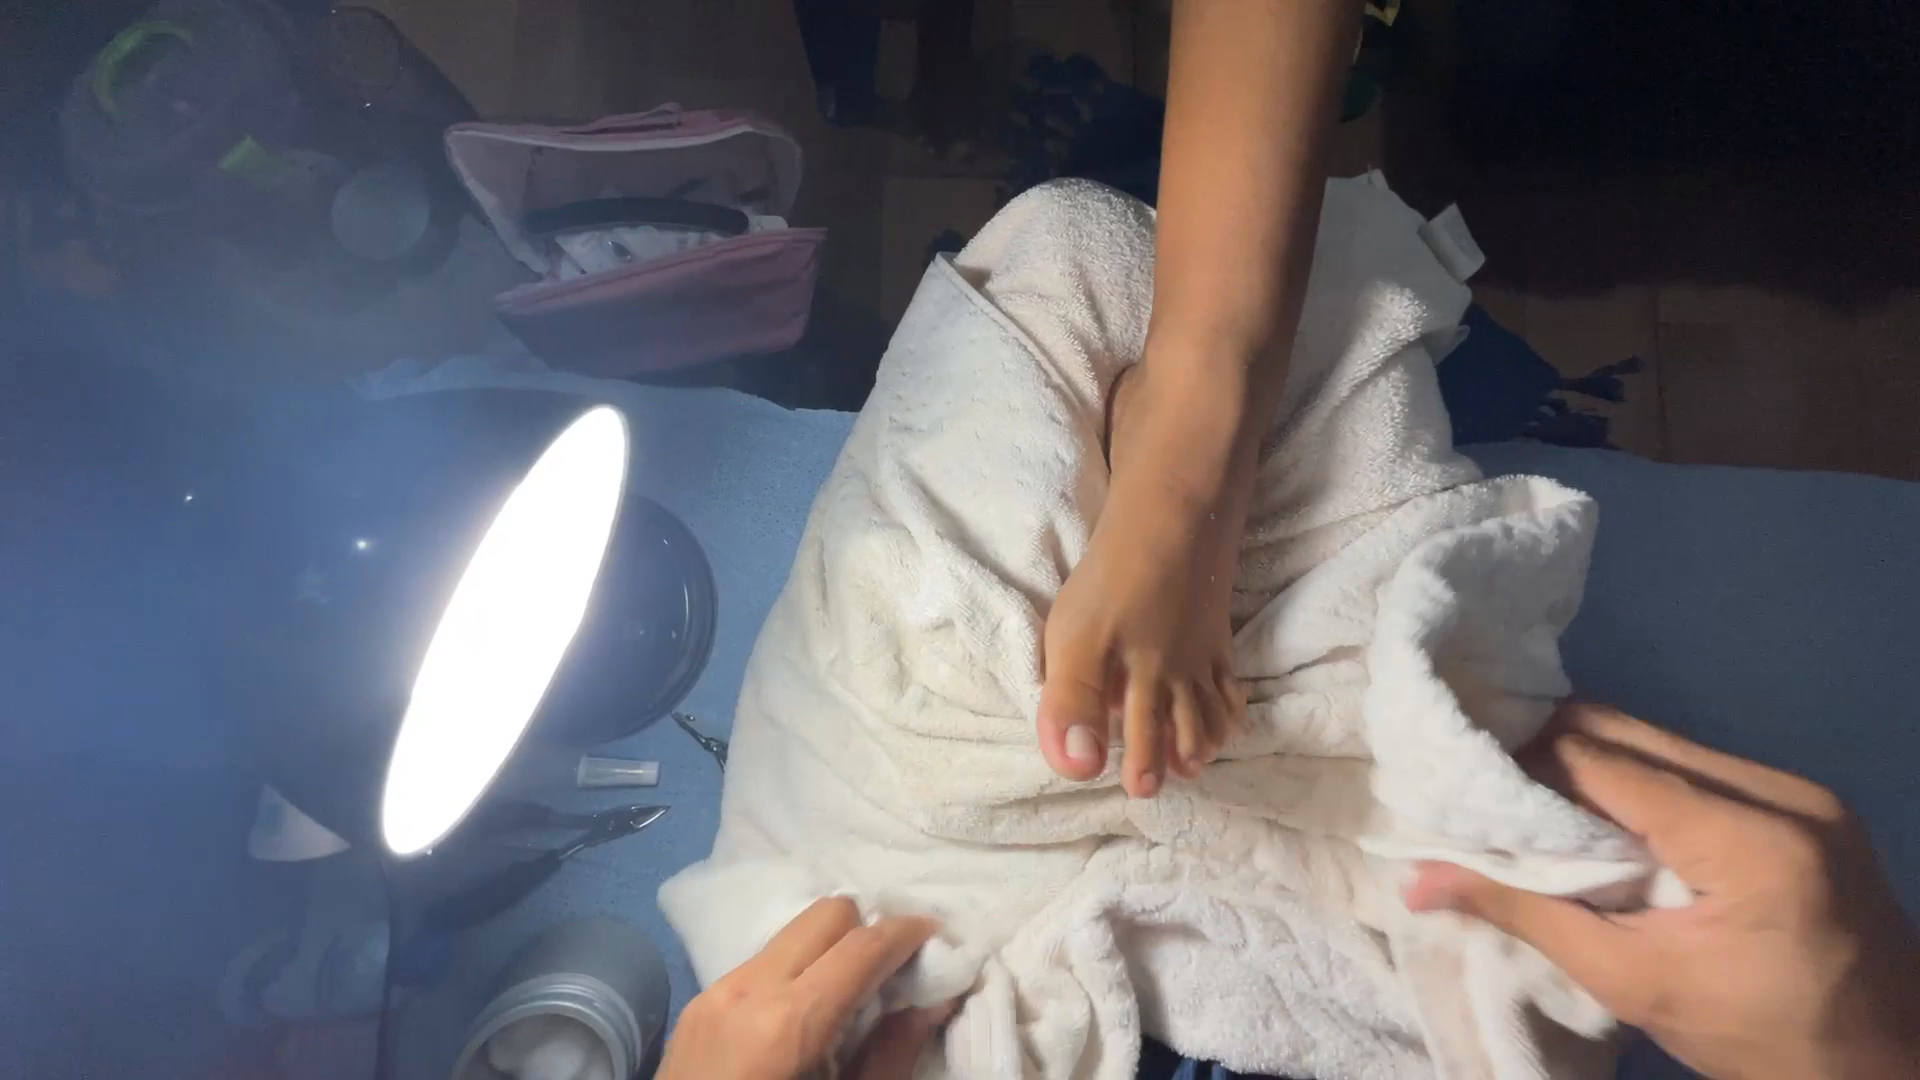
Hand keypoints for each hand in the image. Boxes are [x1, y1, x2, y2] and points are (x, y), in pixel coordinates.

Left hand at [658, 898, 952, 1079]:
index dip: (907, 932)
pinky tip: (806, 1008)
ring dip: (832, 944)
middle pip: (828, 912)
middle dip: (868, 927)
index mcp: (788, 1023)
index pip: (862, 944)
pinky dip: (798, 965)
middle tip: (893, 966)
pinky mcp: (698, 1001)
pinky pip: (764, 957)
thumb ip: (891, 1053)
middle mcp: (749, 987)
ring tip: (851, 987)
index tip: (935, 936)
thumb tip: (935, 999)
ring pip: (794, 930)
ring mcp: (717, 990)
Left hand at [1038, 365, 1246, 796]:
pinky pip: (1227, 654)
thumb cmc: (1119, 570)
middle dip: (1179, 751)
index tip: (1148, 791)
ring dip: (1207, 724)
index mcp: (1144, 676)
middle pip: (1184, 719)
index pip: (1146, 734)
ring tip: (1207, 749)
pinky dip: (1229, 681)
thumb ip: (1074, 704)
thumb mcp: (1079, 639)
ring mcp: (1202, 633)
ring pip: (1210, 692)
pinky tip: (1227, 682)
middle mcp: (1179, 663)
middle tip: (1179, 777)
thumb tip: (1076, 773)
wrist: (1178, 495)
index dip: (1146, 763)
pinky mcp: (1212, 599)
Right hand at [1404, 704, 1919, 1079]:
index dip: (1515, 764)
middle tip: (1485, 784)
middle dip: (1536, 751)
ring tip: (1527, 797)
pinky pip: (1672, 757)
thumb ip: (1519, 910)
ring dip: (1574, 758)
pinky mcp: (1792, 799)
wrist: (1891, 1078)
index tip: (1463, 786)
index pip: (1591, 758)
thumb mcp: (1626, 981)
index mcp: (1749, 840)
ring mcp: (1793, 790)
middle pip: (1614, 729)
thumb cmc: (1758, 1039)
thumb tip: (1412, 880)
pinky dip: (1615, 772)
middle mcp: (1779, 793)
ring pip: (1639, 734)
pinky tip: (1589, 806)